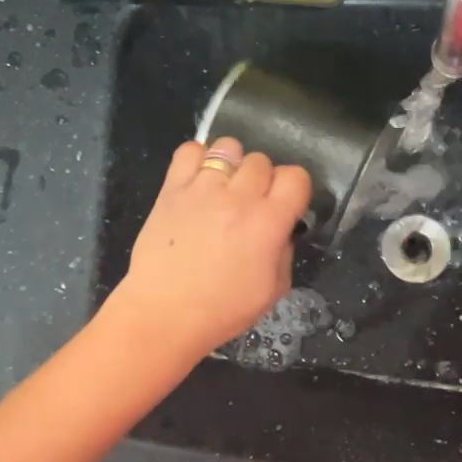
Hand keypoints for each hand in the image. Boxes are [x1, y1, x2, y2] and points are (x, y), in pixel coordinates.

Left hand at [104, 137, 311, 362]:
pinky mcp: (172, 189)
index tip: (285, 206)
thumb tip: (280, 229)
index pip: (296, 176)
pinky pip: (189, 151)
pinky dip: (198, 158)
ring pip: (229, 147)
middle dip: (262, 180)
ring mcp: (202, 189)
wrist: (165, 314)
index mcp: (269, 222)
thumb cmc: (222, 310)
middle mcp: (238, 197)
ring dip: (232, 164)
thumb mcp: (273, 290)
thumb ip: (283, 252)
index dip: (294, 189)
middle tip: (250, 204)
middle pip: (262, 161)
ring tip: (224, 187)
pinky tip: (198, 180)